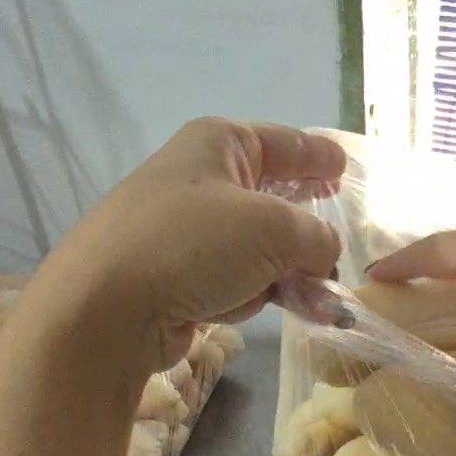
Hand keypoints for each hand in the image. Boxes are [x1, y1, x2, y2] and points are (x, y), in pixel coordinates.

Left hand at [45, 118, 346, 367]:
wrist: (111, 307)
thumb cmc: (194, 245)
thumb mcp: (275, 228)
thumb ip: (317, 237)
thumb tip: (323, 258)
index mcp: (220, 144)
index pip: (284, 143)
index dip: (318, 156)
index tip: (344, 167)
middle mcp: (204, 182)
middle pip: (275, 200)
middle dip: (311, 229)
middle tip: (339, 248)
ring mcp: (192, 233)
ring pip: (264, 248)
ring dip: (296, 273)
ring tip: (327, 301)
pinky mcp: (185, 278)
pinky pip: (243, 280)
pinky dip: (268, 294)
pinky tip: (299, 312)